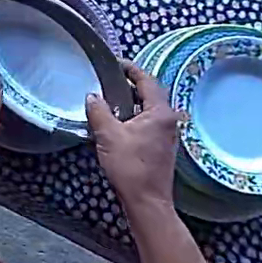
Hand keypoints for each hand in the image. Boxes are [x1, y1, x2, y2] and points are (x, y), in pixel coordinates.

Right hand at [85, 60, 182, 218]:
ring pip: (147, 109)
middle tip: (107, 79)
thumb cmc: (130, 165)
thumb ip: (99, 111)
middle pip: (149, 94)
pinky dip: (132, 115)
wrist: (146, 200)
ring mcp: (167, 134)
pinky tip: (116, 120)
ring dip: (130, 102)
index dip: (131, 69)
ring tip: (107, 98)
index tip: (115, 62)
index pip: (147, 81)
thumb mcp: (108, 135)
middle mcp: (169, 120)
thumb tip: (92, 96)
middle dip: (129, 85)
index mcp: (160, 113)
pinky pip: (146, 121)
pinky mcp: (160, 146)